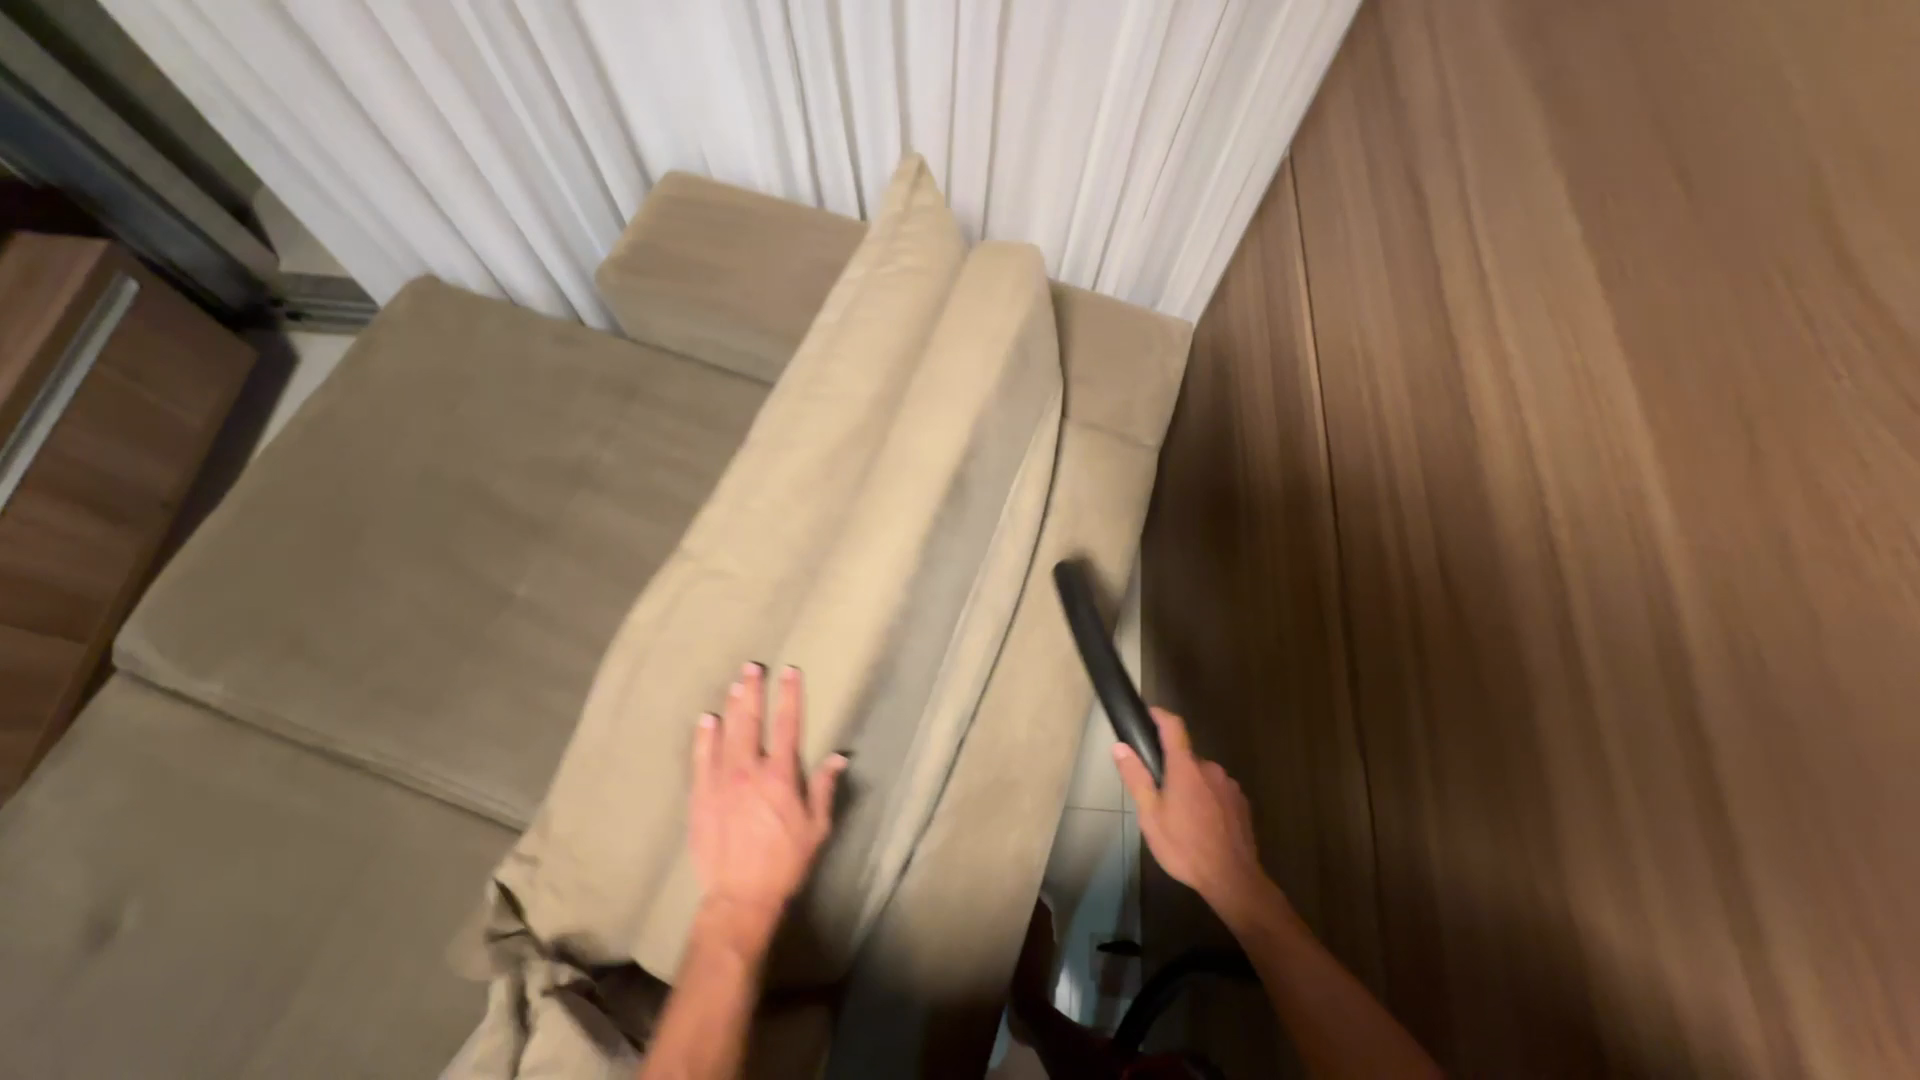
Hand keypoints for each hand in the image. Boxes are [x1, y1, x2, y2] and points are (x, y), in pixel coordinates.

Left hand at [689, 663, 846, 946]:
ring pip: (726, 734)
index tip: (790, 673)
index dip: (790, 696)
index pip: (787, 725)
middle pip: (752, 721)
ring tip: (735, 684)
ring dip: (732, 706)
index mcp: (780, 776)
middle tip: (752, 667)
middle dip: (754, 691)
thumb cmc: (785, 862)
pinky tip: (707, 720)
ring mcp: (721, 781)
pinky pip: (701, 759)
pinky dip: (704, 737)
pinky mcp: (700, 796)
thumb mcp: (816, 828)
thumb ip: (824, 788)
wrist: (740, 895)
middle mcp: (749, 770)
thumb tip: (838, 757)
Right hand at [1113, 708, 1269, 911]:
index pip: (1173, 726)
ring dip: (1189, 786)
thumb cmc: (1184, 847)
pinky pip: (1217, 791)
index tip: (1147, 714)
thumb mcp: (1150, 815)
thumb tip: (1120, 747)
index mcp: (1185, 768)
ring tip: (1180, 817)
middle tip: (1157, 795)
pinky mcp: (1241, 803)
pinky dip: (1206, 800)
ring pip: (1202, 776)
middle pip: (1185, 757)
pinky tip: (1201, 825)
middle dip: (1171, 769)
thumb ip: (1136, 778)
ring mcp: (1229, 785)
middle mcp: (1210, 769)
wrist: (1232, 879)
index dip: (1159, 715)